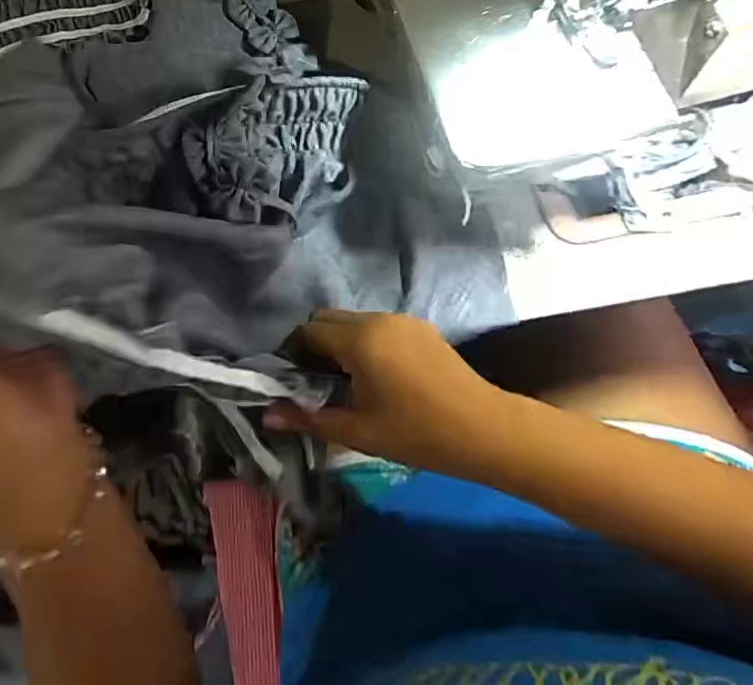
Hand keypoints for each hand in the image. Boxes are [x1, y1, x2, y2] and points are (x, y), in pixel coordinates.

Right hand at [264, 310, 517, 476]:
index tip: (296, 381)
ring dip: (342, 341)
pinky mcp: (420, 326)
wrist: (484, 429)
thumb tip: (268, 414)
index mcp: (359, 340)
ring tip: (349, 380)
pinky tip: (378, 374)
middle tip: (318, 381)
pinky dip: (366, 340)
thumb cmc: (417, 434)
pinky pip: (378, 324)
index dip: (295, 353)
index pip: (309, 330)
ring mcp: (402, 319)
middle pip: (329, 318)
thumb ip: (309, 418)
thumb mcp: (359, 431)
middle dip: (316, 343)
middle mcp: (378, 318)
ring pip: (354, 319)